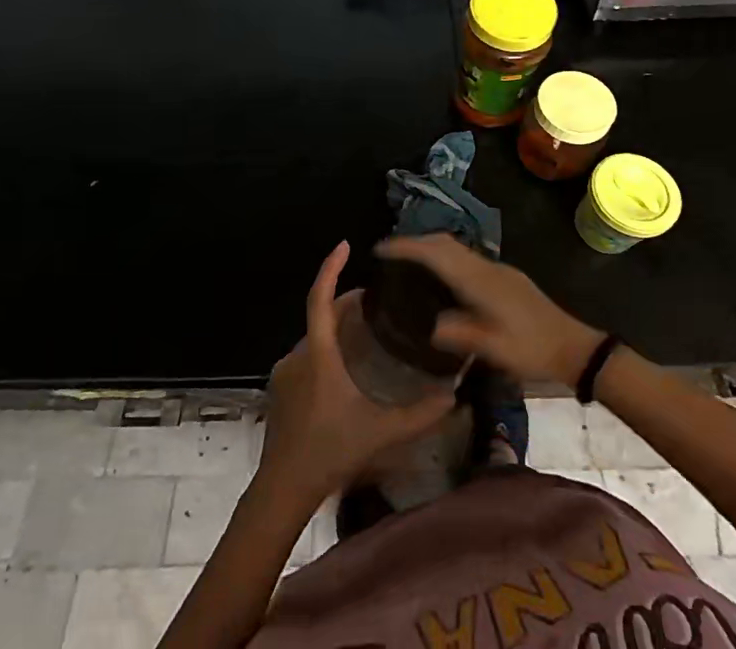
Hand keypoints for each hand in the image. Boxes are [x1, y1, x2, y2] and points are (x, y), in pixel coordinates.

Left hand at [258, 242, 456, 503]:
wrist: (282, 489)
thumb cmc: (330, 453)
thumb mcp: (382, 432)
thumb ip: (421, 413)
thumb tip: (454, 394)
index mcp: (318, 356)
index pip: (320, 300)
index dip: (331, 269)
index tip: (344, 246)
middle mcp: (297, 357)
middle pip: (320, 315)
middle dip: (345, 301)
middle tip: (377, 300)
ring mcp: (285, 373)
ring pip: (313, 336)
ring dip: (337, 326)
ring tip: (367, 328)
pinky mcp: (281, 389)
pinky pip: (306, 354)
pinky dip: (326, 346)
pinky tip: (346, 364)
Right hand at [375, 234, 606, 385]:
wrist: (573, 347)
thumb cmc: (531, 349)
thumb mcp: (492, 349)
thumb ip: (458, 334)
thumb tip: (429, 326)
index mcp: (480, 281)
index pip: (437, 253)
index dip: (407, 247)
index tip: (381, 248)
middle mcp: (488, 268)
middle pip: (446, 243)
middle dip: (416, 241)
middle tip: (388, 252)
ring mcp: (499, 270)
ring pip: (458, 249)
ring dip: (432, 248)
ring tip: (407, 261)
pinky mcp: (506, 278)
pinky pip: (467, 259)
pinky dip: (446, 258)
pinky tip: (441, 277)